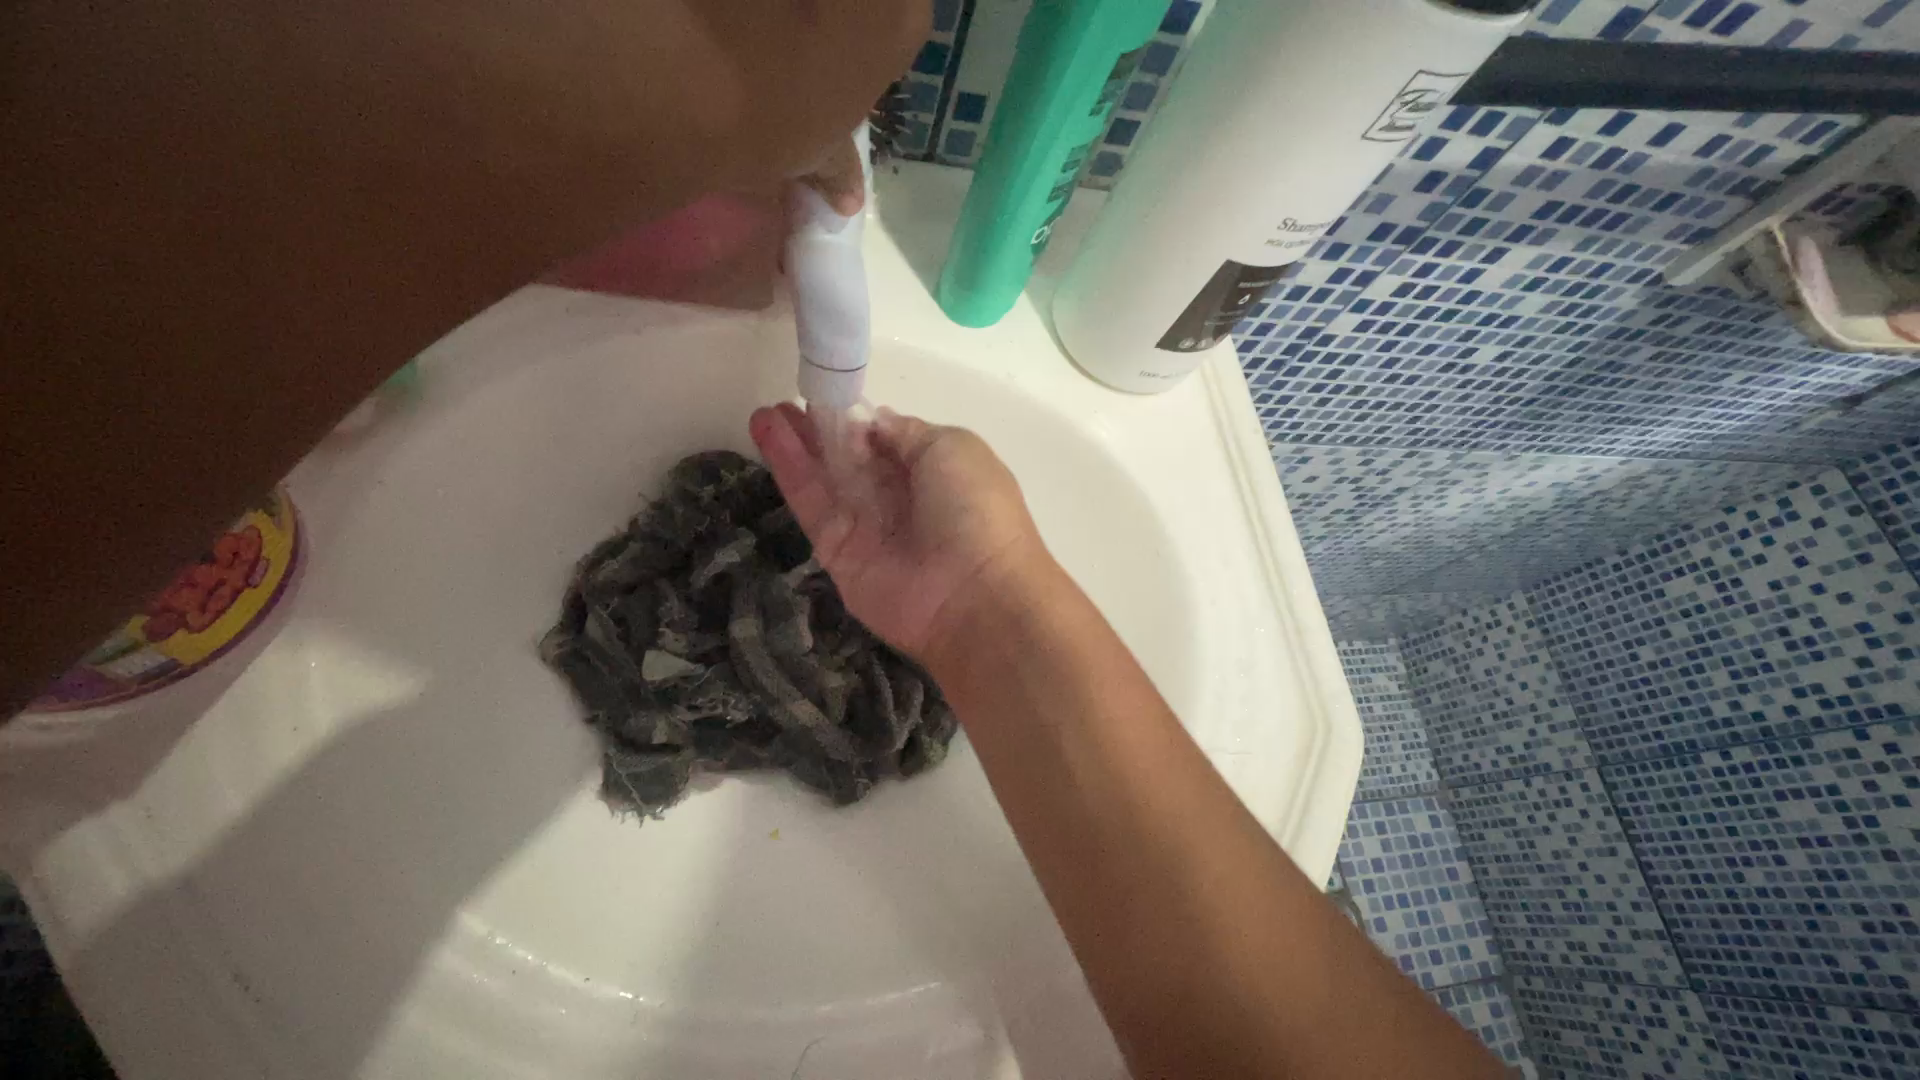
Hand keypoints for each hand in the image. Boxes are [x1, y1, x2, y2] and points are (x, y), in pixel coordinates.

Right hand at [749, 404, 1047, 660]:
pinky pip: (809, 502)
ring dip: (796, 442)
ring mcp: (865, 524)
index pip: (886, 437)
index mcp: (934, 468)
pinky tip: (766, 433)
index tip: (827, 391)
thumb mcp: (952, 448)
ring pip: (824, 476)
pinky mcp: (836, 550)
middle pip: (850, 456)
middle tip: (785, 401)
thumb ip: (907, 432)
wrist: (974, 599)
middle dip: (820, 428)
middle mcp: (898, 495)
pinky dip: (788, 468)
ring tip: (765, 411)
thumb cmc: (975, 511)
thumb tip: (873, 422)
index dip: (856, 417)